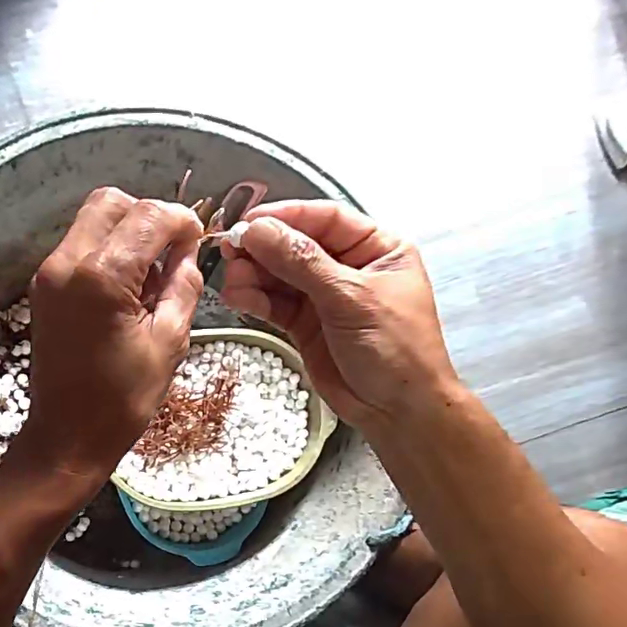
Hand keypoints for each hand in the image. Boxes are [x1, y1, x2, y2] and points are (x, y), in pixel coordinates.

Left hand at [9, 187, 203, 495]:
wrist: (66, 437)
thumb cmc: (121, 401)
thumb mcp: (168, 343)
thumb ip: (182, 287)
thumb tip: (187, 254)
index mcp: (101, 276)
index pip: (148, 216)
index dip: (181, 221)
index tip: (197, 242)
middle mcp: (67, 263)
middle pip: (112, 203)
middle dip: (149, 217)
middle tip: (172, 254)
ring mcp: (49, 275)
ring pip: (92, 221)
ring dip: (127, 233)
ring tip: (151, 275)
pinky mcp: (44, 289)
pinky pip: (79, 247)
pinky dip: (107, 251)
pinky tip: (127, 287)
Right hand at [220, 201, 456, 433]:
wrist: (396, 409)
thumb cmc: (396, 349)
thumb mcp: (351, 297)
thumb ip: (303, 262)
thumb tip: (260, 231)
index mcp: (376, 248)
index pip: (325, 220)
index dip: (286, 217)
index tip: (249, 222)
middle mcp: (347, 268)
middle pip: (296, 246)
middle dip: (263, 248)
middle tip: (230, 250)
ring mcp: (323, 298)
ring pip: (280, 276)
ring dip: (254, 276)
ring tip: (232, 280)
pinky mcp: (305, 325)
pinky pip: (275, 305)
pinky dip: (255, 300)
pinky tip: (238, 297)